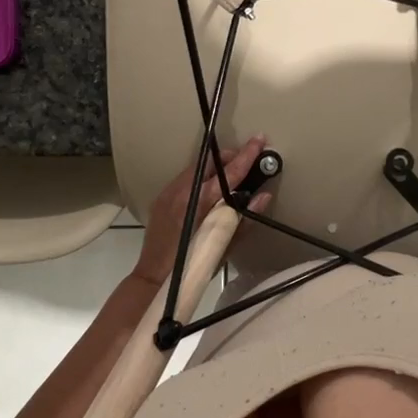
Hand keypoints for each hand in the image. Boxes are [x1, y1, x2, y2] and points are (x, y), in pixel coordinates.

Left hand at [133, 136, 271, 286]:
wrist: (154, 278)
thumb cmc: (193, 267)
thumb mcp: (224, 246)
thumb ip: (244, 219)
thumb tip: (264, 195)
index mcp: (198, 202)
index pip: (228, 173)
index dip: (247, 156)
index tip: (260, 139)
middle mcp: (181, 191)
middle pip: (210, 161)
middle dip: (230, 156)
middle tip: (248, 159)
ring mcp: (169, 192)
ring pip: (197, 168)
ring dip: (216, 166)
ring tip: (232, 171)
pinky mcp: (162, 197)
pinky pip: (186, 178)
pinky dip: (202, 177)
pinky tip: (211, 188)